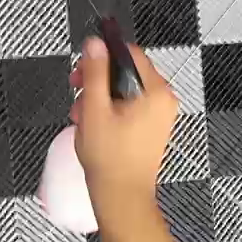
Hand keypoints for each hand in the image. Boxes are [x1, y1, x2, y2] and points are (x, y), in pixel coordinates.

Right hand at [72, 36, 178, 227]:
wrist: (121, 196)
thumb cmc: (110, 160)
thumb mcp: (94, 109)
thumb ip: (95, 73)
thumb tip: (95, 45)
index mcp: (155, 92)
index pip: (130, 54)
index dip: (103, 56)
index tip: (83, 66)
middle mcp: (163, 100)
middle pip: (127, 72)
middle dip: (98, 79)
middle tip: (77, 89)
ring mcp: (159, 115)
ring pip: (125, 89)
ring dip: (100, 95)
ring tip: (82, 114)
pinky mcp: (152, 127)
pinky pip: (130, 106)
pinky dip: (111, 109)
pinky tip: (93, 123)